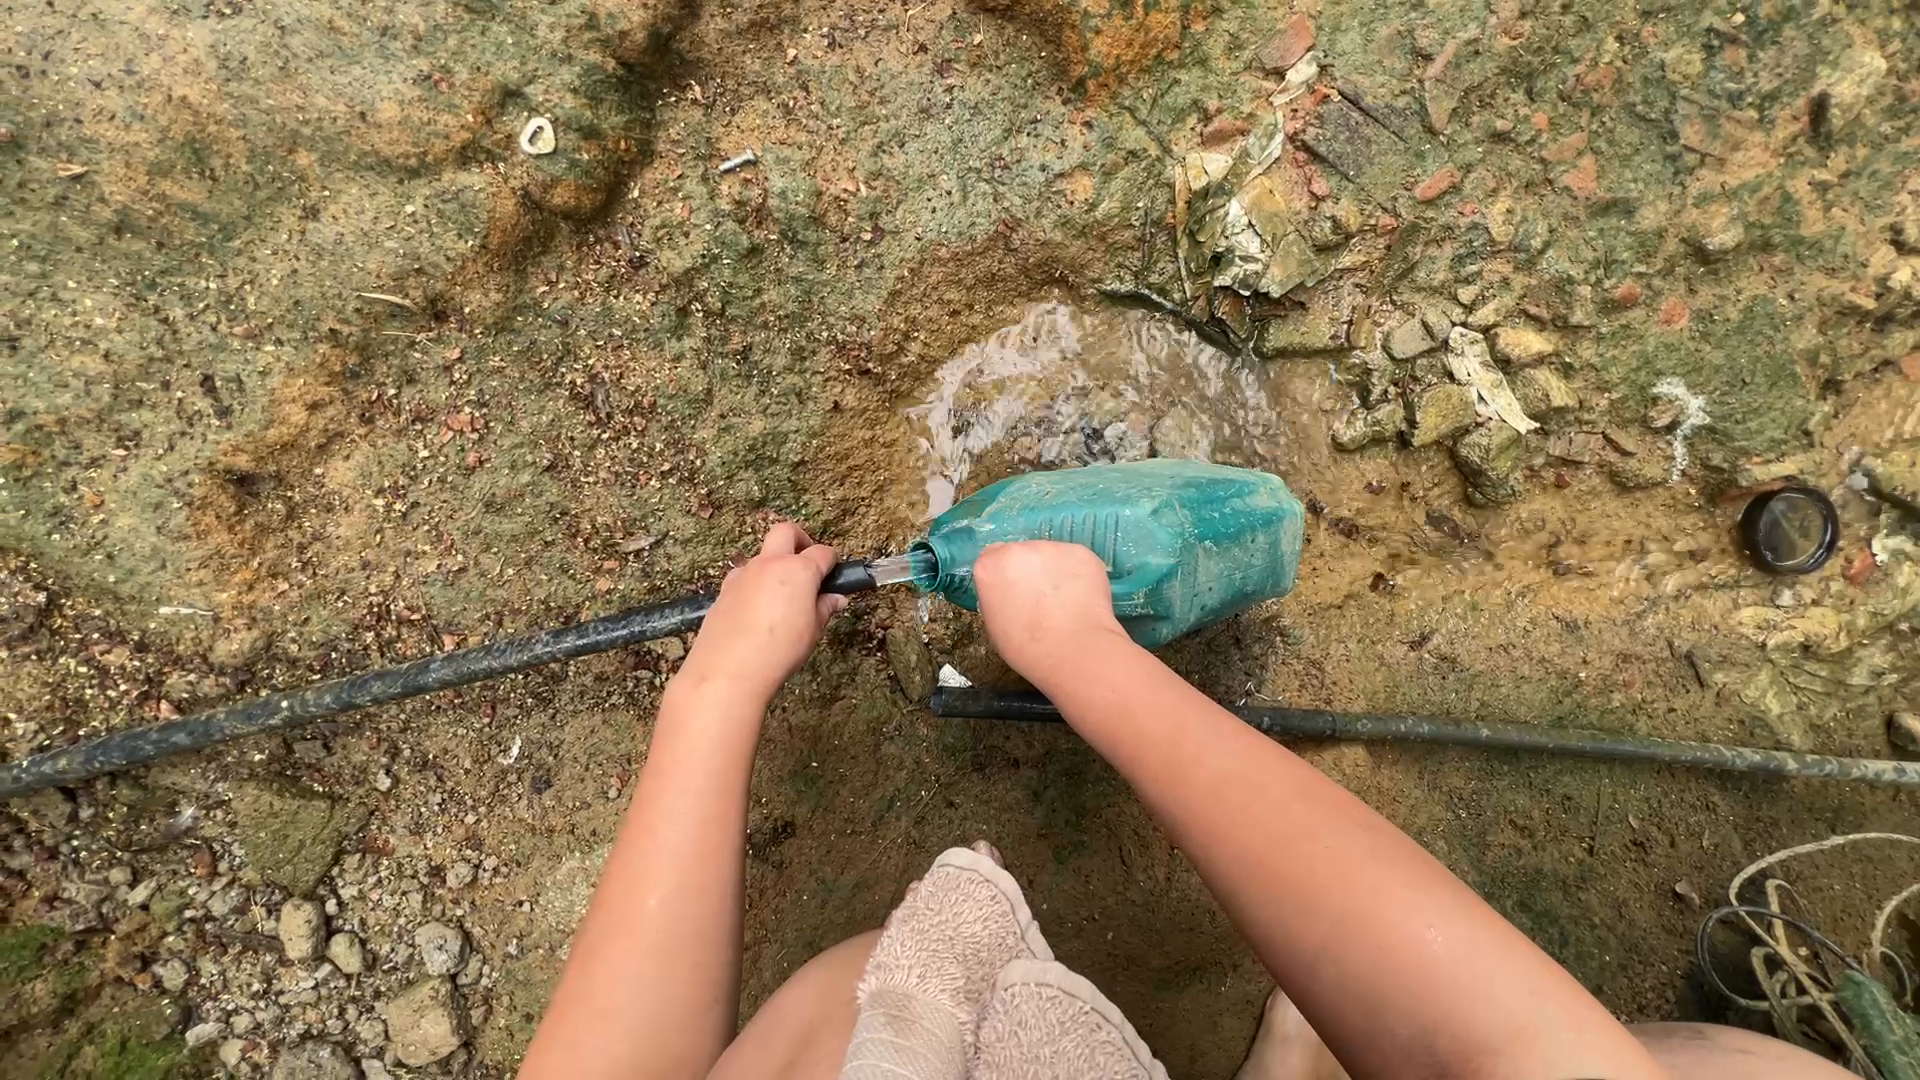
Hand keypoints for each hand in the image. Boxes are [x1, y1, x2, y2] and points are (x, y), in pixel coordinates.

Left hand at [677, 523, 845, 704]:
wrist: (729, 669)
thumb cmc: (778, 650)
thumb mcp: (813, 631)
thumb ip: (824, 608)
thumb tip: (834, 599)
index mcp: (798, 570)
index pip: (822, 553)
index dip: (831, 562)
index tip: (834, 573)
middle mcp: (770, 564)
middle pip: (786, 532)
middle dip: (800, 539)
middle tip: (807, 563)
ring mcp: (744, 574)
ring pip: (762, 555)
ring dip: (774, 564)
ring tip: (783, 595)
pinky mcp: (725, 590)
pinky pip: (744, 577)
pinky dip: (755, 584)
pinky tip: (759, 610)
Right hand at [972, 541, 1130, 682]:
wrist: (1073, 649)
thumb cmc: (1027, 647)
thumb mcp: (994, 623)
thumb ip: (997, 596)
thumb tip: (1011, 593)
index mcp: (989, 566)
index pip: (992, 559)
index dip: (1004, 576)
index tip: (1015, 593)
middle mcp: (1018, 549)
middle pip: (1022, 554)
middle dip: (1030, 571)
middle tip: (1041, 600)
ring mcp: (1052, 547)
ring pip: (1051, 556)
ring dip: (1054, 572)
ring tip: (1064, 603)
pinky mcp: (1081, 551)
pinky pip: (1075, 561)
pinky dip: (1078, 576)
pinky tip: (1081, 599)